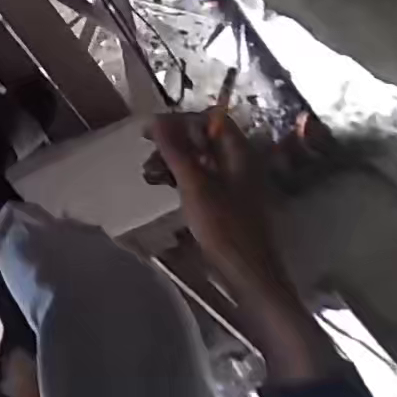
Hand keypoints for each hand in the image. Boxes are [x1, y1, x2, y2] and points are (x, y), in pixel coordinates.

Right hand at [150, 110, 338, 383]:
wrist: (248, 276)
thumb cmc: (224, 228)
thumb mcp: (194, 186)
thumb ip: (175, 150)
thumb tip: (156, 119)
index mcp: (239, 154)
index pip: (210, 119)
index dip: (181, 120)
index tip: (153, 130)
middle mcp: (238, 162)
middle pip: (202, 138)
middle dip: (172, 142)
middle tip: (147, 151)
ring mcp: (233, 182)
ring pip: (198, 158)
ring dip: (171, 160)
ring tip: (149, 174)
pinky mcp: (225, 200)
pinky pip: (199, 176)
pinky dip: (179, 177)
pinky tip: (161, 186)